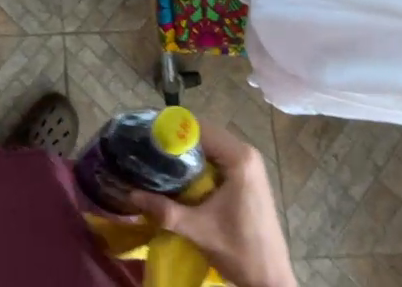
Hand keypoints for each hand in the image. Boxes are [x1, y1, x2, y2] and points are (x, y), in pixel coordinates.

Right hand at [124, 124, 296, 286]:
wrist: (270, 279)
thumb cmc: (239, 249)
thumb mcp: (198, 229)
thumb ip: (164, 210)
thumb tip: (131, 194)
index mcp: (239, 158)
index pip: (199, 128)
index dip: (171, 131)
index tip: (147, 139)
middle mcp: (247, 153)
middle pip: (205, 134)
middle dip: (178, 141)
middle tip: (150, 151)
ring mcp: (250, 165)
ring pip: (211, 147)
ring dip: (187, 153)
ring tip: (160, 162)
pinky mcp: (248, 177)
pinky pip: (218, 159)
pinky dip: (199, 164)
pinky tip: (182, 177)